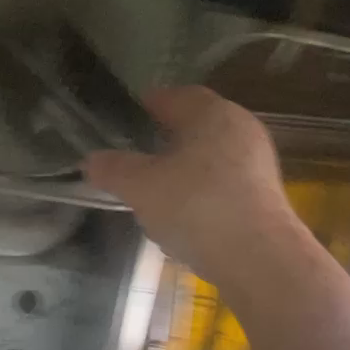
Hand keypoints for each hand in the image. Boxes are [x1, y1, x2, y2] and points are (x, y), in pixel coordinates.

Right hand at [83, 87, 306, 284]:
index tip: (129, 112)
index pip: (177, 96)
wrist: (252, 252)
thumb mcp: (141, 188)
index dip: (151, 102)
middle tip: (137, 150)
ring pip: (209, 152)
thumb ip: (114, 170)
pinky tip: (179, 209)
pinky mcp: (258, 191)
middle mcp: (239, 128)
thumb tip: (90, 160)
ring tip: (154, 183)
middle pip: (197, 123)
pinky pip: (219, 179)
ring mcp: (254, 160)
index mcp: (212, 115)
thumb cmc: (194, 206)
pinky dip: (197, 186)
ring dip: (182, 163)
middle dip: (166, 134)